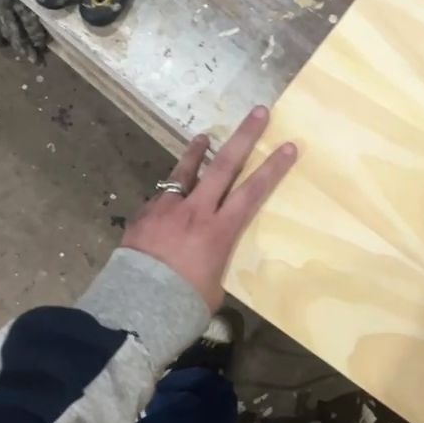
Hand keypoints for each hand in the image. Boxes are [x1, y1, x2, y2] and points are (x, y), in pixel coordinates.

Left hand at [121, 105, 297, 309]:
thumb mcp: (213, 287)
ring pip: (186, 171)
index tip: (289, 146)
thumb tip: (210, 262)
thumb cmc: (183, 306)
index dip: (273, 168)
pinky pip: (162, 196)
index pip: (252, 192)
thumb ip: (215, 264)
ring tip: (205, 136)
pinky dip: (170, 191)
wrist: (134, 309)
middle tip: (259, 112)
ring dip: (197, 152)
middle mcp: (196, 212)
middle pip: (224, 165)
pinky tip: (170, 194)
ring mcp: (167, 209)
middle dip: (244, 137)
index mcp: (219, 231)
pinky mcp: (144, 216)